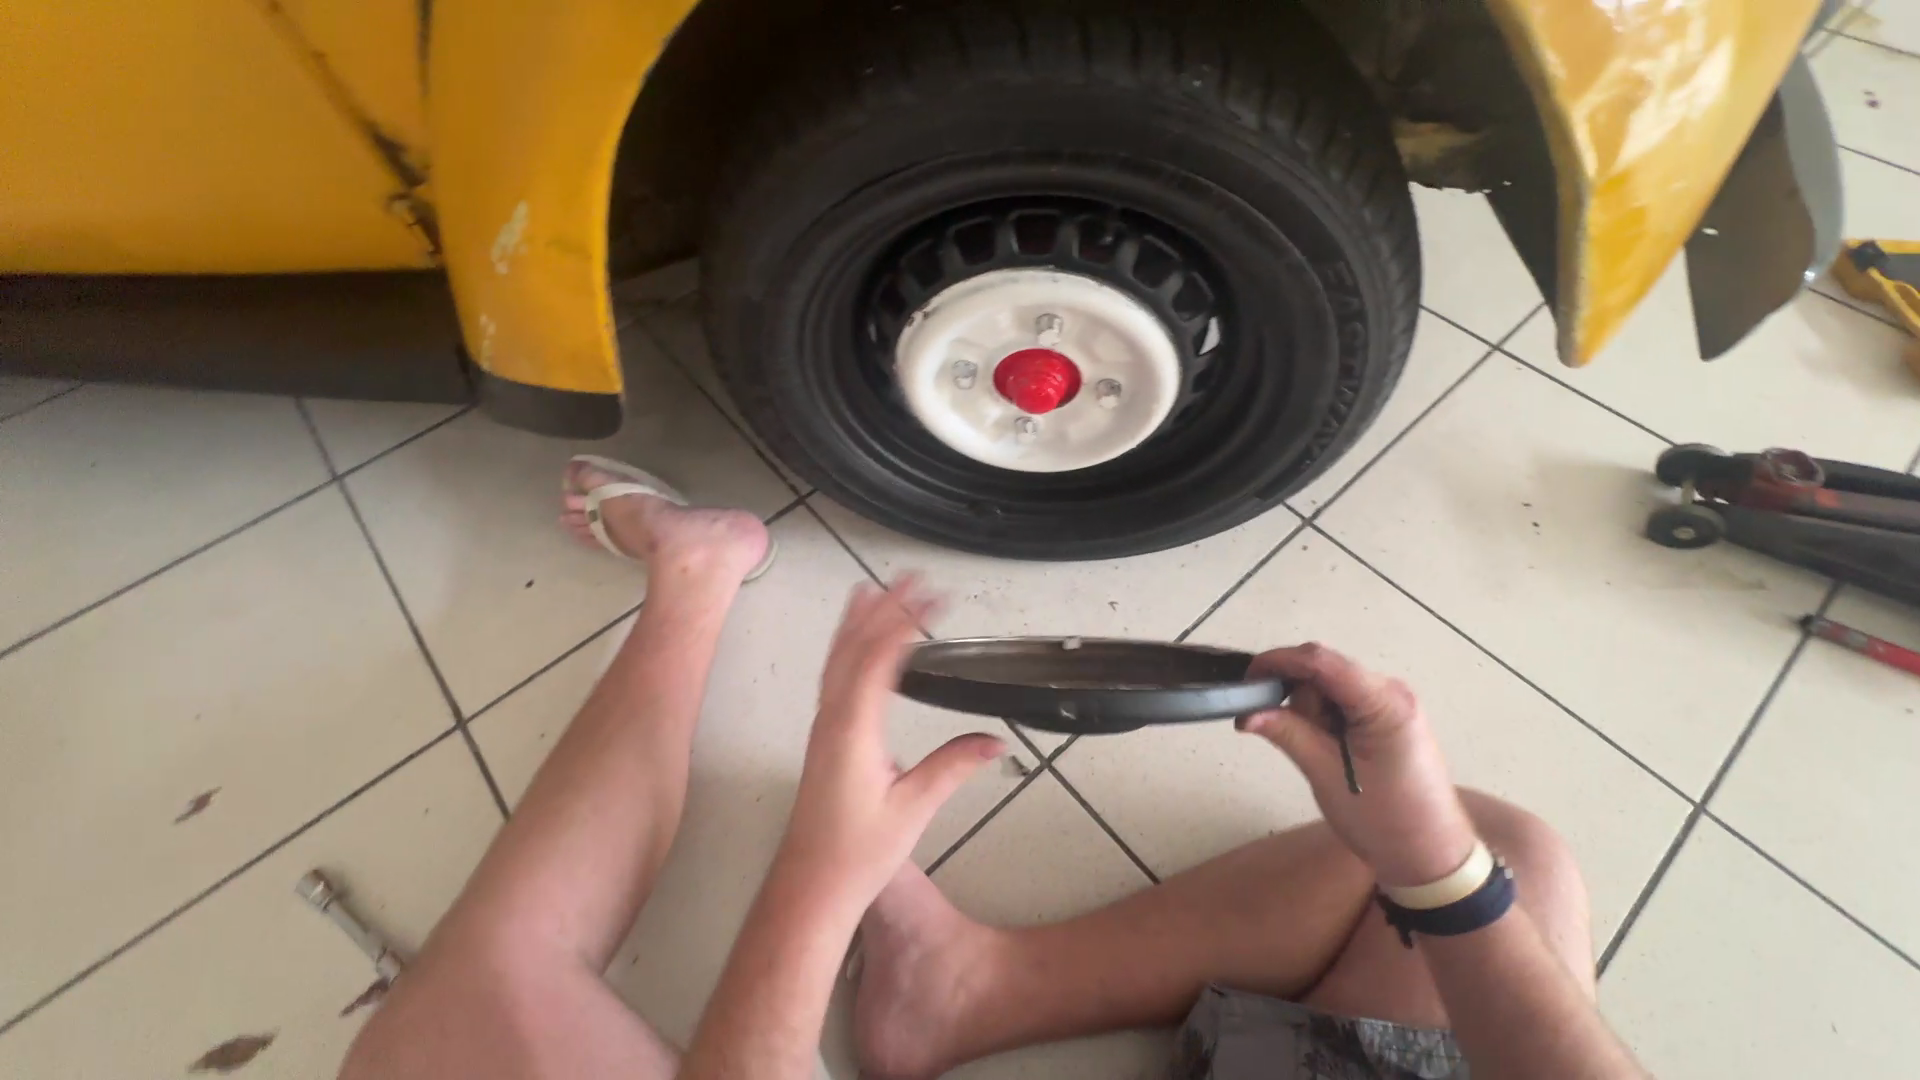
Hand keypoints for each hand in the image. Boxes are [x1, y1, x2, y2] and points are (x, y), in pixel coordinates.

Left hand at [778, 576, 1005, 906]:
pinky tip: (853, 641)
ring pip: (837, 658)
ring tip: (873, 587)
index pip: (881, 658)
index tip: (936, 597)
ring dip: (858, 620)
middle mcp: (832, 716)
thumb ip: (953, 767)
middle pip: (855, 647)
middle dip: (884, 606)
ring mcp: (823, 724)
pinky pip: (831, 674)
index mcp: (855, 728)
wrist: (810, 885)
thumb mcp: (914, 808)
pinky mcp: (824, 735)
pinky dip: (844, 645)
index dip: (907, 621)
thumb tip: (997, 741)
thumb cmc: (859, 852)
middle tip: (911, 576)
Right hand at [1239, 644, 1476, 886]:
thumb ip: (1287, 734)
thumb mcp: (1326, 775)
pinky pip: (1340, 700)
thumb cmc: (1383, 819)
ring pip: (1327, 684)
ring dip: (1307, 707)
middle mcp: (1390, 691)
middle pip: (1323, 669)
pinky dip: (1320, 715)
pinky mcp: (1385, 716)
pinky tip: (1321, 743)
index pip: (1320, 661)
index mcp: (1383, 702)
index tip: (1244, 681)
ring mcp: (1390, 702)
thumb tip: (1245, 714)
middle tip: (1280, 728)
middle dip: (1293, 692)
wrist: (1431, 857)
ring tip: (1312, 748)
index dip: (1277, 661)